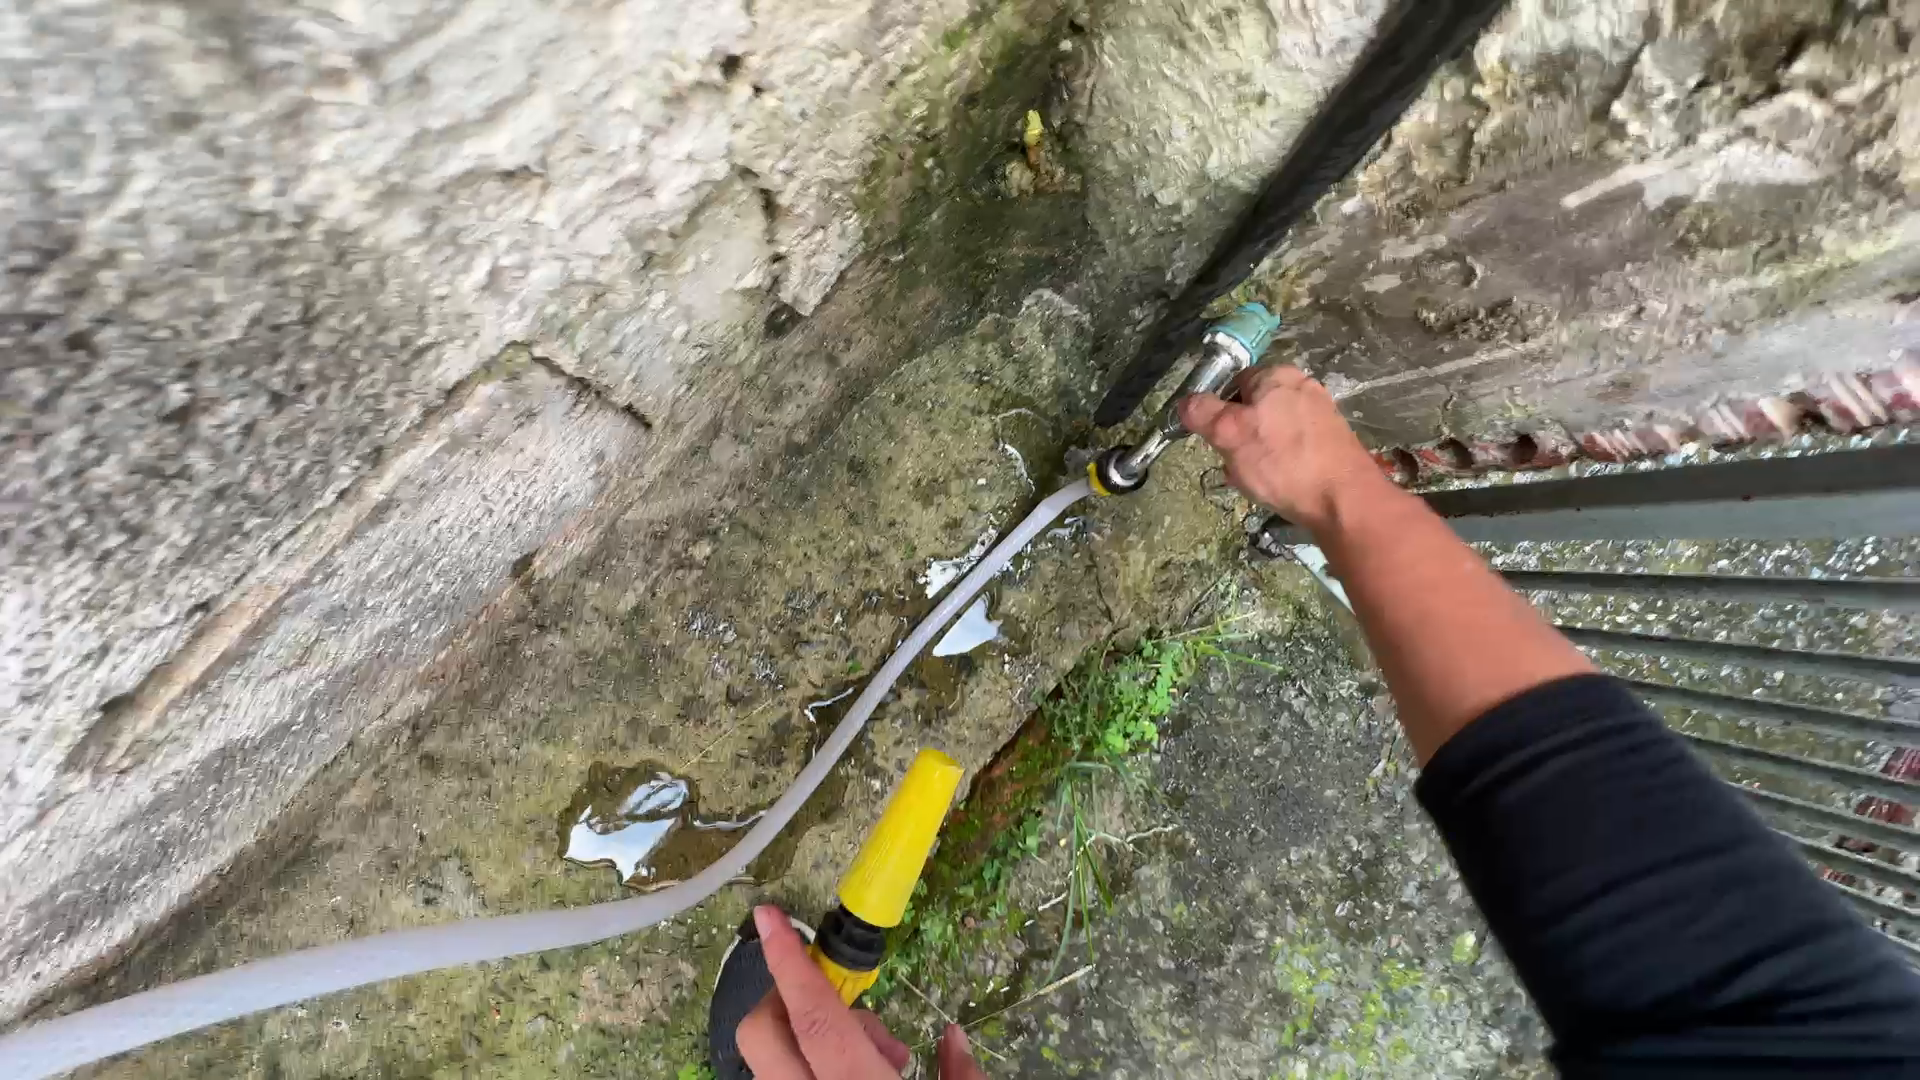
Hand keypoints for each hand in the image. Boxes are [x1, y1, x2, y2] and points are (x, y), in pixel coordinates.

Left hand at [738, 905, 987, 1078]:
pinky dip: (810, 1064)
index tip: (766, 914)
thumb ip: (959, 1075)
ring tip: (870, 1055)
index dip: (787, 960)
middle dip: (787, 995)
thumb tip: (953, 1037)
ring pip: (766, 1058)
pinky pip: (783, 1077)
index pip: (813, 1015)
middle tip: (838, 999)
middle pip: (762, 1031)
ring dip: (806, 1035)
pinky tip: (858, 1075)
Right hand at [1177, 365, 1387, 533]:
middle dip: (1236, 436)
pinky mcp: (1329, 441)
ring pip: (1268, 431)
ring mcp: (1319, 414)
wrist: (1342, 499)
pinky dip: (1278, 463)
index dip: (1216, 411)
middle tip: (1233, 462)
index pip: (1231, 383)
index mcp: (1276, 375)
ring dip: (1255, 454)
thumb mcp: (1228, 434)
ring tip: (1256, 478)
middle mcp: (1301, 386)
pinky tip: (1278, 483)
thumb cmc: (1280, 461)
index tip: (1215, 438)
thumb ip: (1201, 413)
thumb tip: (1184, 402)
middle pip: (1250, 409)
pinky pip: (1290, 447)